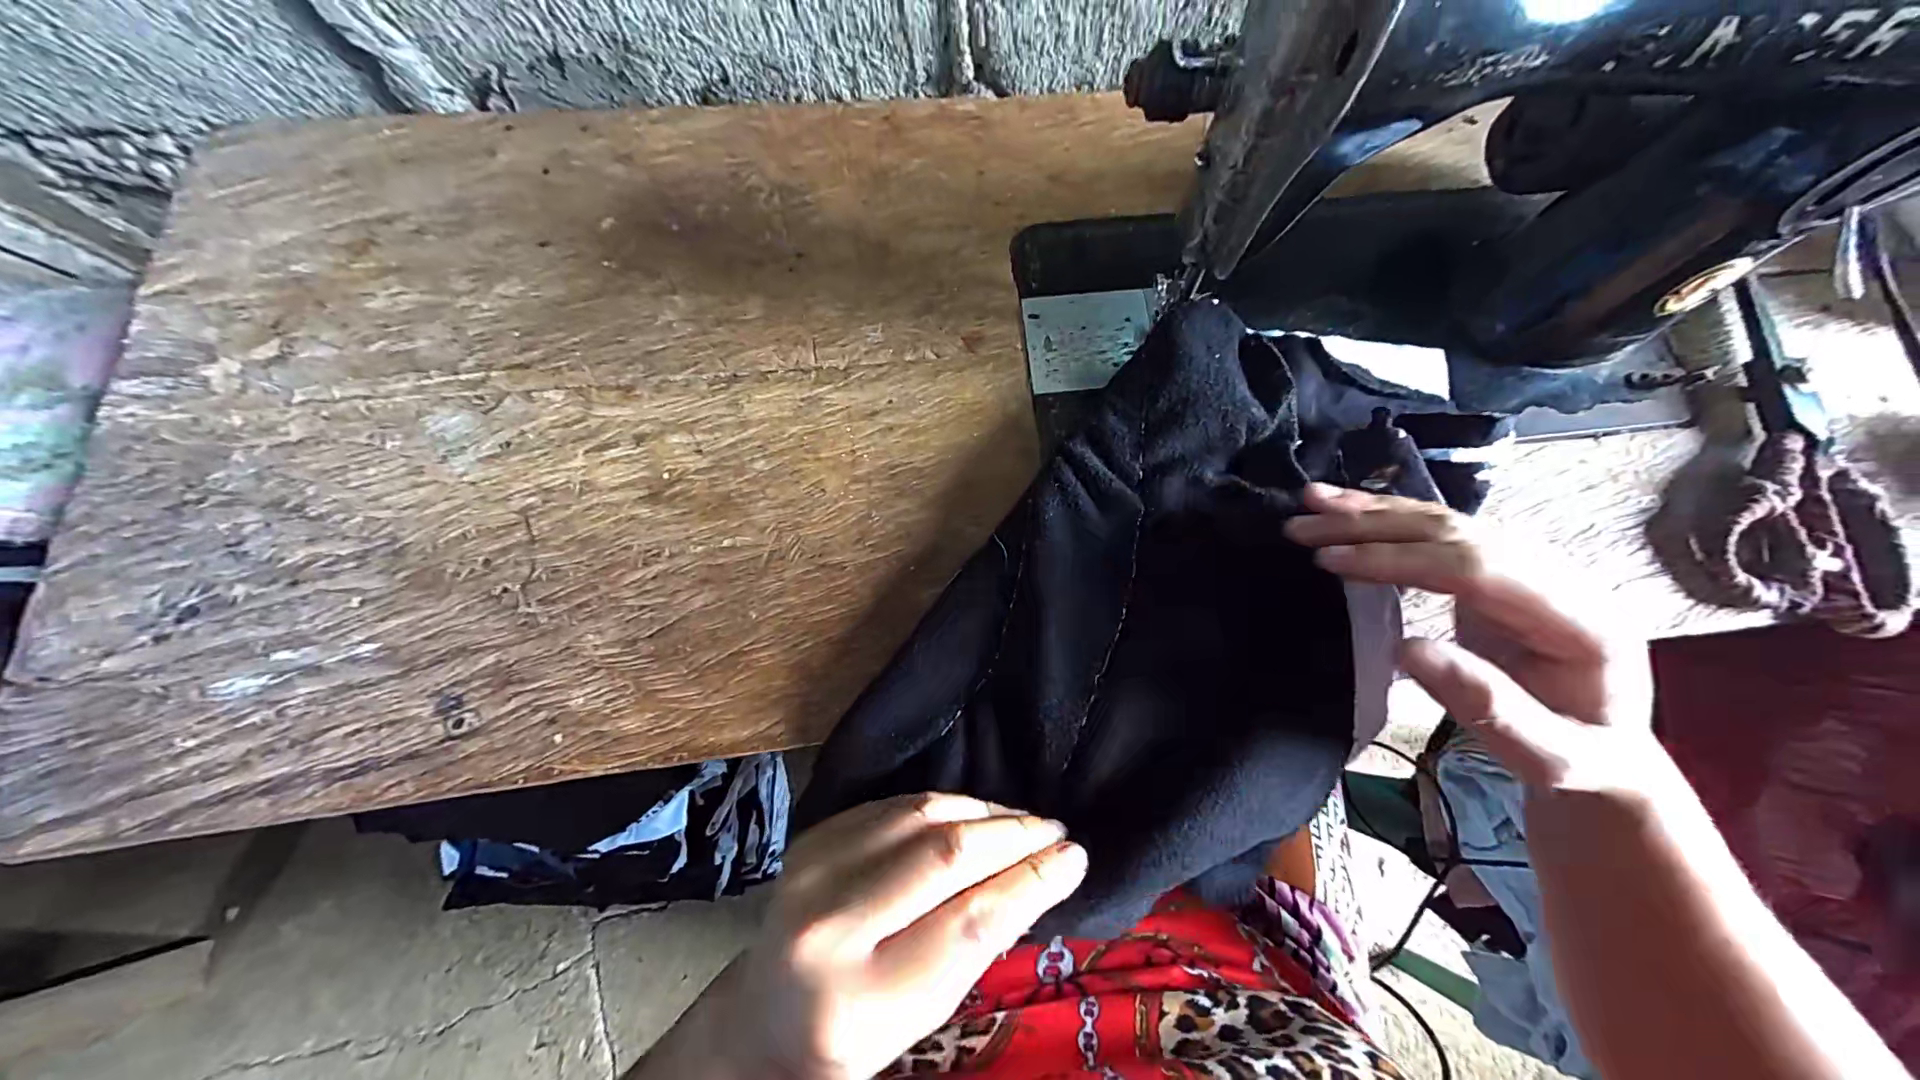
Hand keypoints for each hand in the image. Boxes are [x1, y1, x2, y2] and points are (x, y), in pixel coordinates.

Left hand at [637, 793, 1086, 1079]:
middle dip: (1012, 835)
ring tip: (1024, 821)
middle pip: (944, 855)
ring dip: (984, 811)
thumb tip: (1049, 871)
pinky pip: (896, 804)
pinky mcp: (814, 835)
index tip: (1075, 858)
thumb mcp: (923, 1011)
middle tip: (1056, 831)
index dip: (1030, 881)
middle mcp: (830, 924)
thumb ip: (979, 943)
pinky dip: (947, 804)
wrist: (766, 1009)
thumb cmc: (856, 1028)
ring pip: (921, 815)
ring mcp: (813, 868)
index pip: (967, 921)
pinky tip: (976, 813)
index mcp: (863, 996)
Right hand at [1283, 483, 1655, 794]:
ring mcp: (1528, 569)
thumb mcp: (1549, 757)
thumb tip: (1409, 649)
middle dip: (1372, 525)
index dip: (1398, 560)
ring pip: (1444, 523)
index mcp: (1580, 618)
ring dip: (1372, 511)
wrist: (1606, 753)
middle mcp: (1558, 577)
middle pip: (1456, 533)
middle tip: (1304, 525)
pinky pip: (1438, 535)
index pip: (1477, 567)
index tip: (1331, 562)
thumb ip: (1489, 706)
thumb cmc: (1578, 762)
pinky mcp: (1498, 572)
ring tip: (1313, 501)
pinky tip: (1349, 511)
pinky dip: (1387, 520)